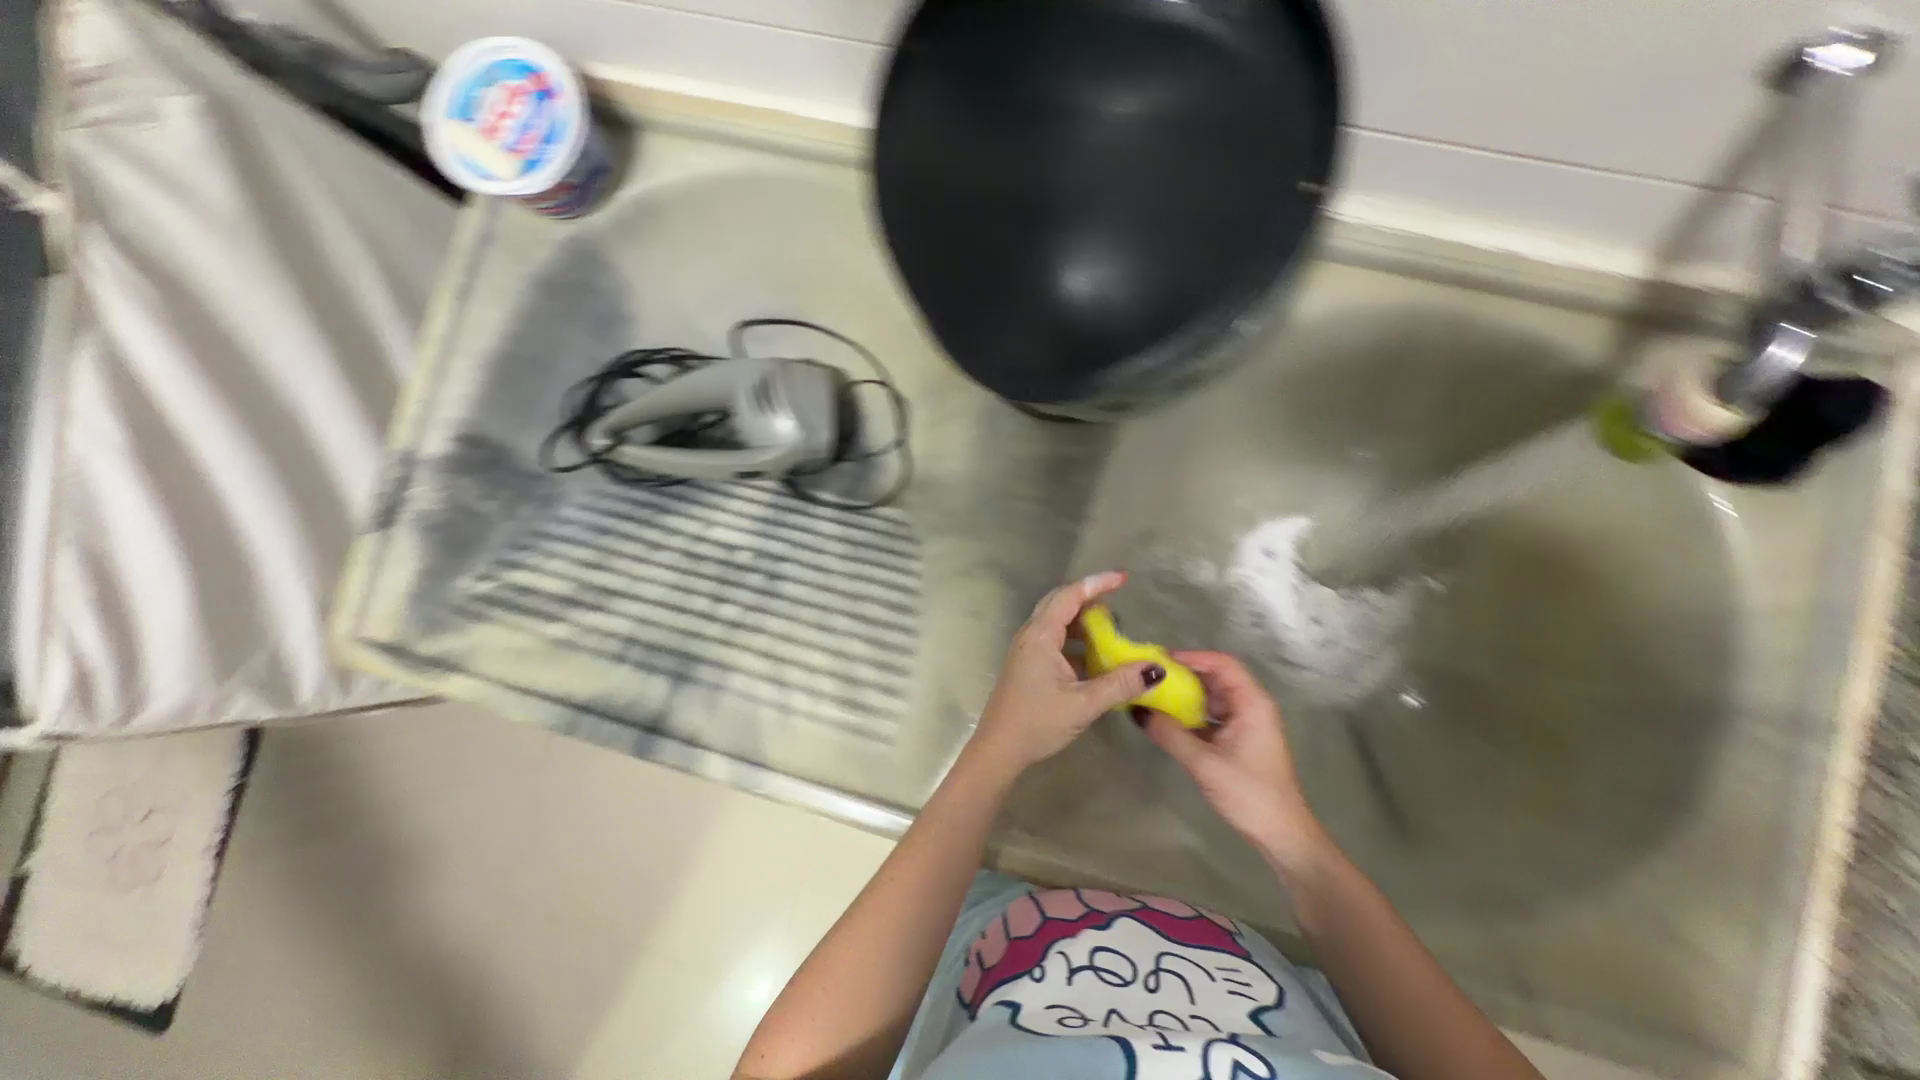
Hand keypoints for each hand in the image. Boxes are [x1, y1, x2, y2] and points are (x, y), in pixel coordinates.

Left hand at [965, 572, 1160, 777]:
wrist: (998, 751)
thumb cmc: (1037, 723)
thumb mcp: (1084, 704)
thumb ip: (1120, 684)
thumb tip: (1156, 669)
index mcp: (1040, 636)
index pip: (1070, 596)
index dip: (1097, 584)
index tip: (1123, 579)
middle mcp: (1030, 636)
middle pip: (1060, 603)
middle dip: (1089, 599)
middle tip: (1118, 601)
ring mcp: (1026, 651)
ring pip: (1056, 624)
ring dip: (1083, 623)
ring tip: (1111, 633)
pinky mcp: (1027, 666)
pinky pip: (1054, 642)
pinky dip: (1075, 643)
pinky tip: (1094, 661)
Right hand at [1141, 651, 1330, 874]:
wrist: (1280, 833)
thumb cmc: (1248, 792)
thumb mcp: (1204, 763)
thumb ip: (1169, 734)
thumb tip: (1137, 710)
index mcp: (1252, 703)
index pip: (1223, 664)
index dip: (1193, 657)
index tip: (1160, 659)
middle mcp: (1252, 707)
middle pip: (1217, 679)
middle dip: (1184, 676)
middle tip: (1150, 677)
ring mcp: (1247, 725)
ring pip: (1214, 699)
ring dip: (1186, 697)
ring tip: (1153, 696)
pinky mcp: (1240, 742)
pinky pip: (1213, 718)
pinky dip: (1192, 716)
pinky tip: (1168, 722)